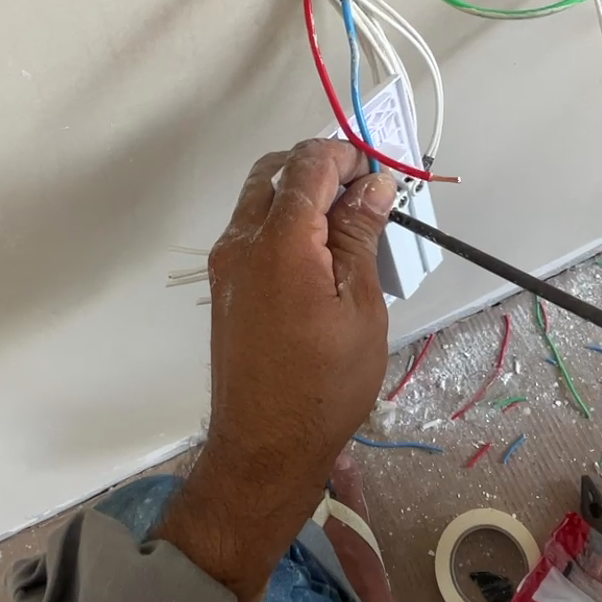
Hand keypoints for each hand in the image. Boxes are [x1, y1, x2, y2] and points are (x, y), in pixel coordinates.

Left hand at [154, 140, 397, 601]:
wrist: (264, 446)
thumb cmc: (326, 383)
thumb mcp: (360, 306)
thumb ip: (360, 235)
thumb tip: (373, 184)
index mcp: (280, 241)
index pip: (308, 166)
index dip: (345, 155)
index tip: (377, 173)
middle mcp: (242, 240)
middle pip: (276, 170)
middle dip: (319, 167)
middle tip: (361, 193)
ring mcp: (226, 262)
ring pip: (259, 196)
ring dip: (299, 192)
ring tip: (344, 222)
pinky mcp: (225, 283)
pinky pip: (252, 227)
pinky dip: (284, 218)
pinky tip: (318, 249)